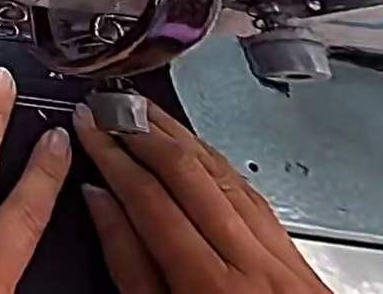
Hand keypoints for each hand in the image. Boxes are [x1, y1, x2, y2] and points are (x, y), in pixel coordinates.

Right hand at [74, 99, 331, 293]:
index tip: (88, 127)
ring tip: (139, 108)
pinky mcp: (294, 251)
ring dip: (172, 130)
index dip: (111, 153)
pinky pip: (244, 186)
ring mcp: (279, 253)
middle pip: (185, 169)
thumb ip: (128, 264)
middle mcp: (252, 262)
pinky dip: (208, 156)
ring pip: (217, 167)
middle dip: (138, 129)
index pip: (149, 196)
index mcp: (212, 289)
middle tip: (106, 106)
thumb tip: (98, 199)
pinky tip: (188, 143)